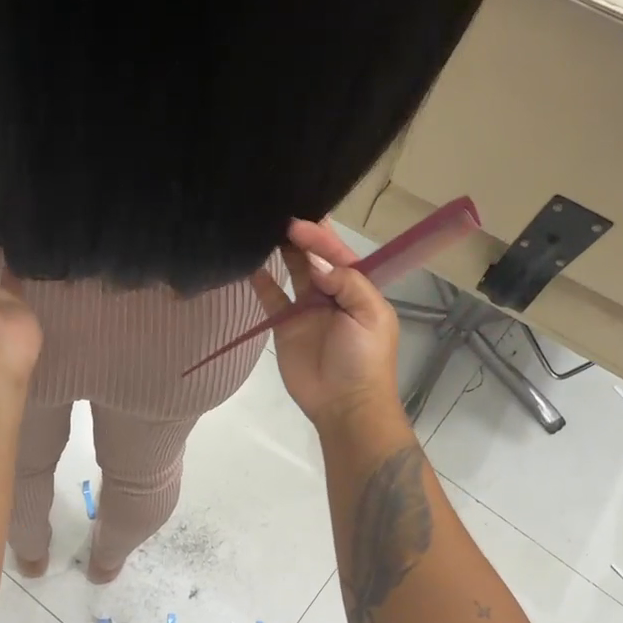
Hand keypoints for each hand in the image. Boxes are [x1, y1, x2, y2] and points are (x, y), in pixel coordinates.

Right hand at [252, 219, 400, 425]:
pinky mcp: (285, 327)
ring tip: (265, 232)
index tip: (298, 224)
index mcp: (358, 289)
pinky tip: (252, 266)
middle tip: (280, 218)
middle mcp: (332, 295)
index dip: (320, 238)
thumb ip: (349, 284)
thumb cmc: (365, 359)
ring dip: (283, 254)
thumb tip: (319, 265)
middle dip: (301, 239)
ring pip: (294, 273)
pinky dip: (263, 283)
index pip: (338, 254)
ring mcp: (307, 310)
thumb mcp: (370, 316)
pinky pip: (273, 299)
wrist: (345, 404)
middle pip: (315, 259)